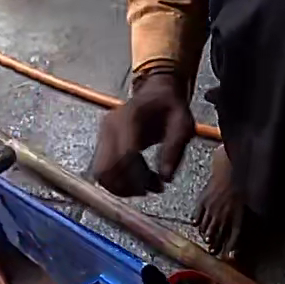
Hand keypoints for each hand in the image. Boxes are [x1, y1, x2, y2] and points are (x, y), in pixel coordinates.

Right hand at [92, 71, 195, 194]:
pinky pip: (103, 170)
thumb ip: (175, 149)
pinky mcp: (102, 144)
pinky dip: (118, 182)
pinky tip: (138, 181)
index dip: (138, 177)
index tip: (157, 186)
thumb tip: (166, 178)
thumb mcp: (183, 124)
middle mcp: (110, 127)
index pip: (125, 155)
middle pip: (107, 168)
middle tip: (151, 190)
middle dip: (129, 187)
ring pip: (101, 173)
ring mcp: (103, 135)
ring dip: (122, 187)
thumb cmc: (170, 107)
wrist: (157, 93)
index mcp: (128, 118)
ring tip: (146, 187)